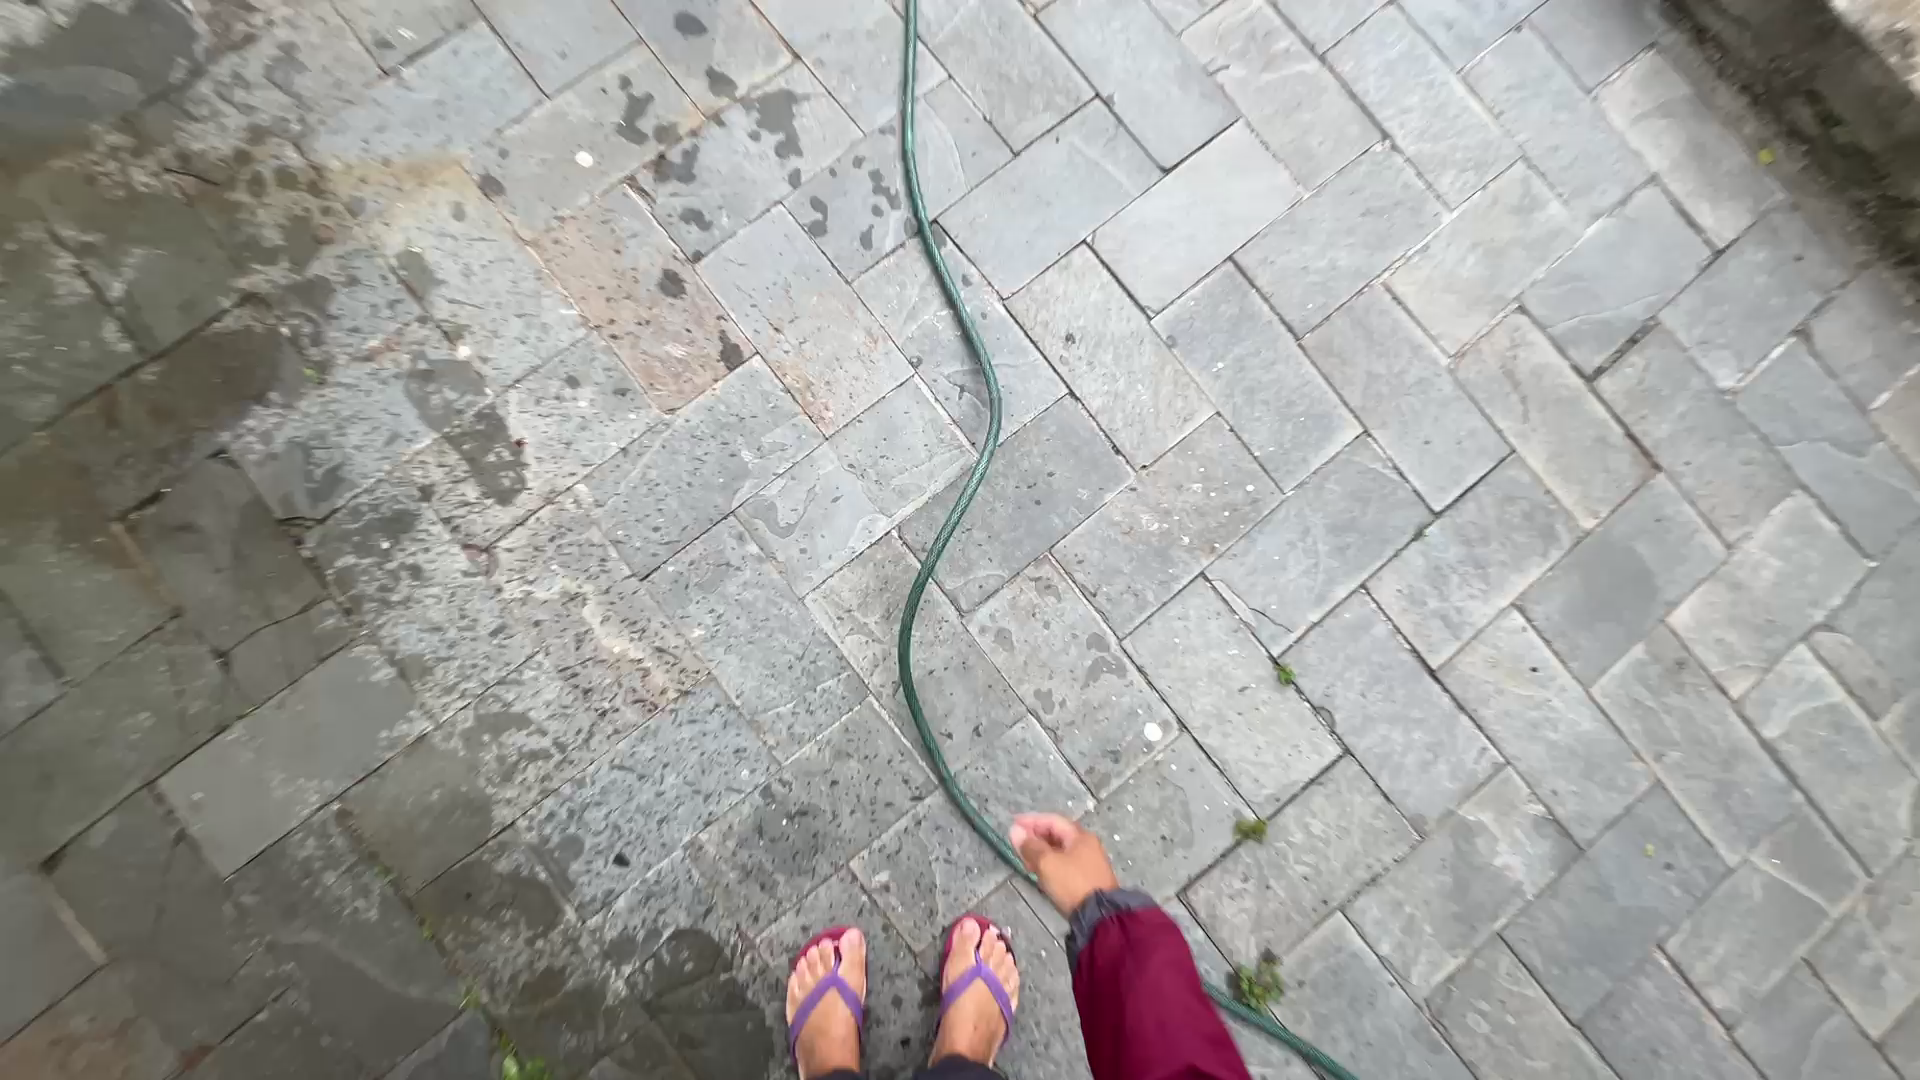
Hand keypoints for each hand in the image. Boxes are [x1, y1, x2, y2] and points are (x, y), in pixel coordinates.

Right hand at [1009, 812, 1118, 916]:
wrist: (1099, 917)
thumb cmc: (1072, 883)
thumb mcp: (1047, 863)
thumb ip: (1030, 846)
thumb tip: (1015, 831)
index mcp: (1080, 836)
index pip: (1052, 820)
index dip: (1031, 821)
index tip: (1013, 825)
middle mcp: (1086, 845)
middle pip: (1056, 834)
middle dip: (1035, 837)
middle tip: (1017, 843)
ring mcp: (1088, 863)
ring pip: (1059, 851)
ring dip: (1041, 852)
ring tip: (1025, 859)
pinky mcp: (1087, 879)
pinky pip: (1064, 864)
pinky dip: (1049, 864)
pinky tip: (1039, 871)